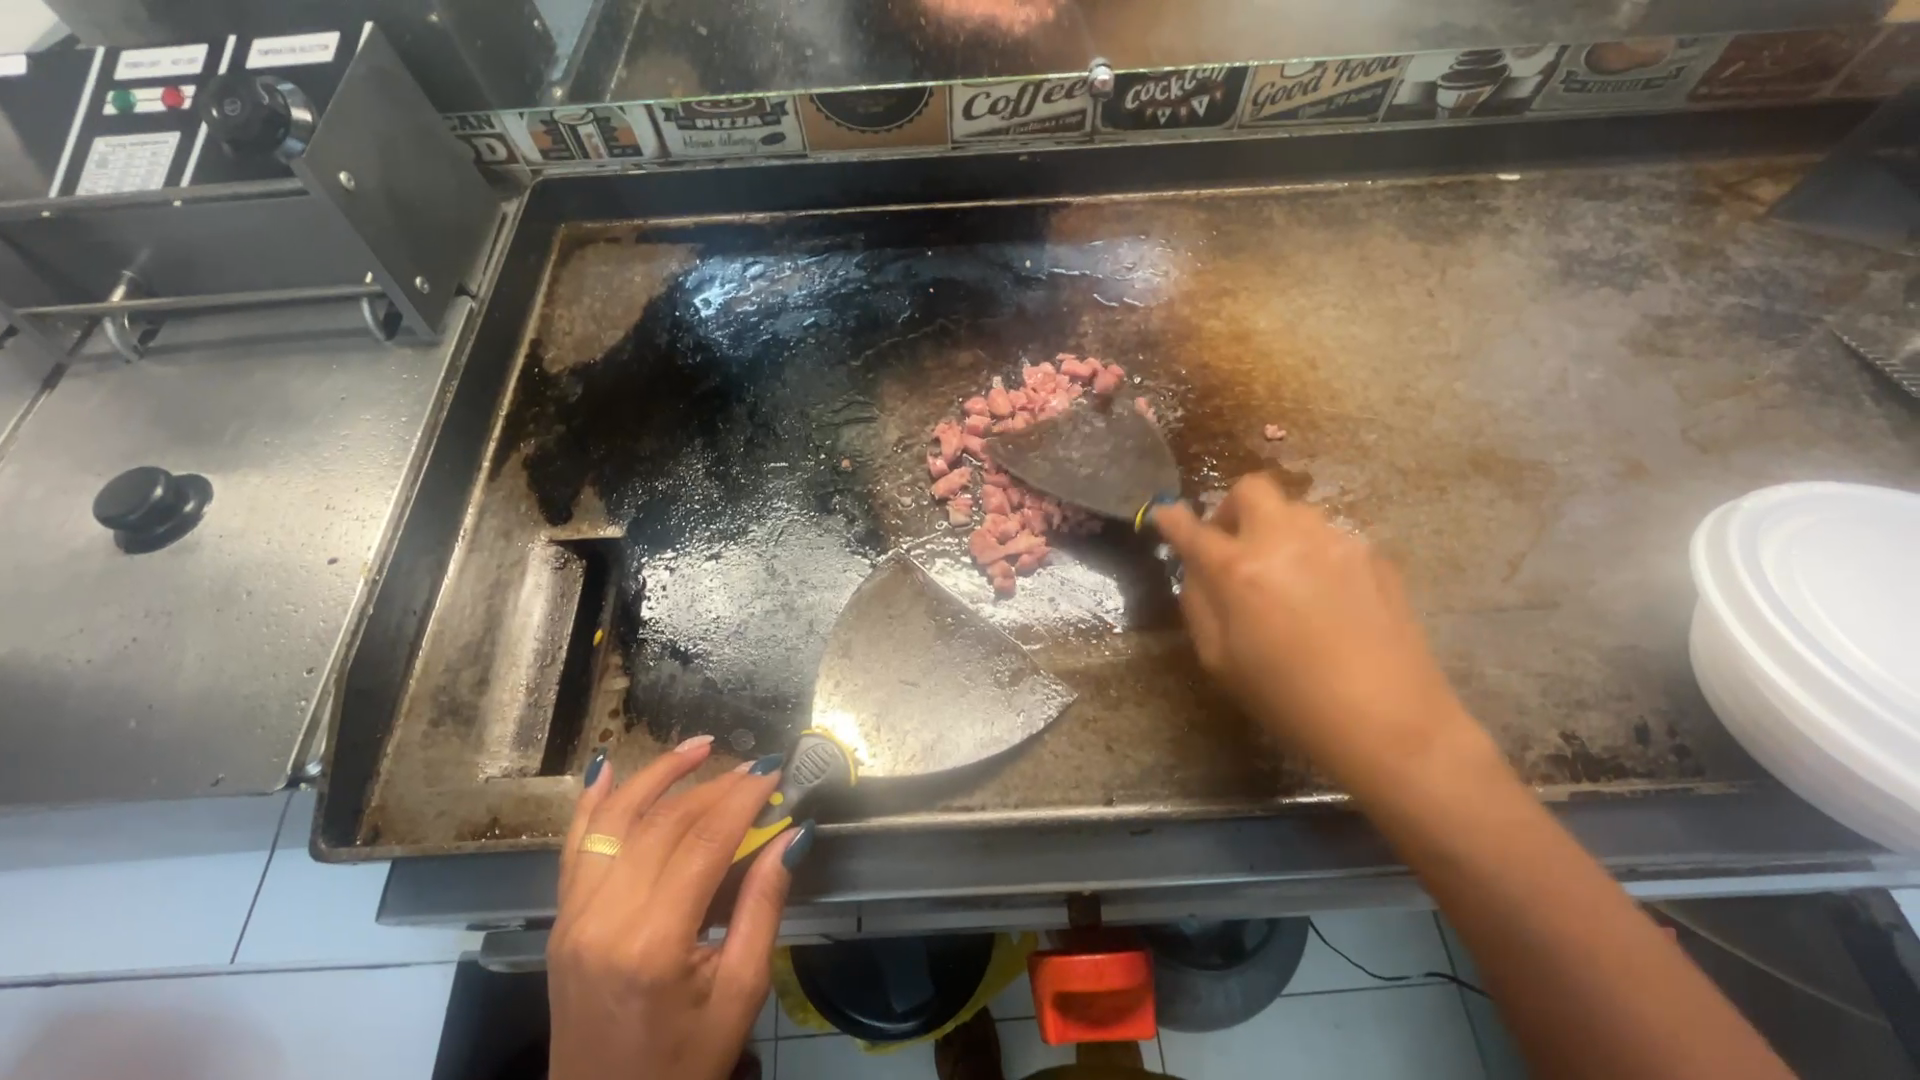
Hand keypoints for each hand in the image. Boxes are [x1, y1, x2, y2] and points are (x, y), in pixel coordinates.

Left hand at [547, 739, 811, 1079]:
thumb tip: (792, 833)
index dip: (742, 799)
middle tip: (752, 767)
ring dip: (657, 776)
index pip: (704, 842)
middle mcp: (604, 919)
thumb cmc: (685, 1061)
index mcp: (654, 943)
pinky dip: (592, 804)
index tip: (774, 771)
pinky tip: (609, 768)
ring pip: (616, 823)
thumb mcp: (741, 991)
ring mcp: (573, 918)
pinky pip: (574, 848)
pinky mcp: (561, 922)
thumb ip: (763, 904)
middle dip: (712, 787)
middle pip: (663, 825)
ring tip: (698, 746)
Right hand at [1153, 474, 1492, 793]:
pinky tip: (1326, 598)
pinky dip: (1315, 554)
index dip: (1173, 520)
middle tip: (1233, 546)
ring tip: (1285, 576)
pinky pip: (1331, 538)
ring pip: (1295, 511)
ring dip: (1277, 531)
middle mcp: (1286, 540)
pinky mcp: (1374, 555)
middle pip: (1251, 489)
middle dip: (1232, 509)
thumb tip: (1197, 569)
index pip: (1193, 529)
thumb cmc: (1289, 700)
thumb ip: (1200, 604)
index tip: (1165, 516)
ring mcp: (1336, 541)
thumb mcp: (1220, 661)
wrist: (1388, 720)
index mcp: (1239, 570)